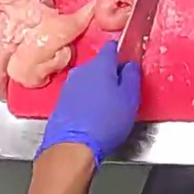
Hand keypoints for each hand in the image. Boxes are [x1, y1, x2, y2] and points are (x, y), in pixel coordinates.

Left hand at [38, 42, 140, 164]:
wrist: (72, 146)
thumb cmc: (105, 122)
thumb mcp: (130, 98)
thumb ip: (132, 76)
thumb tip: (131, 64)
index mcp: (100, 65)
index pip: (112, 47)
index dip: (122, 52)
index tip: (129, 62)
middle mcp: (81, 70)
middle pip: (100, 65)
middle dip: (111, 74)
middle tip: (123, 91)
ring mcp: (68, 86)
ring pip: (88, 80)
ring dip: (98, 88)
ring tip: (109, 108)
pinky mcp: (61, 102)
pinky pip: (79, 95)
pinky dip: (87, 101)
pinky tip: (94, 117)